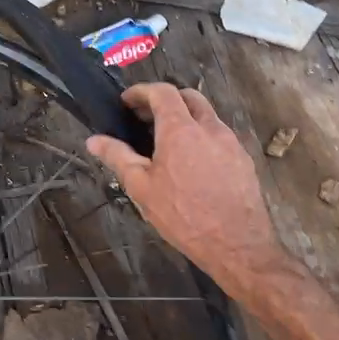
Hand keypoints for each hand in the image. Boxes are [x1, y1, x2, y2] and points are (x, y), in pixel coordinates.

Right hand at [85, 83, 285, 291]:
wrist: (238, 248)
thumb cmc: (183, 214)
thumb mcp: (141, 186)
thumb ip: (117, 156)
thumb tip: (93, 140)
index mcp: (181, 130)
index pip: (162, 92)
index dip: (141, 92)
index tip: (126, 103)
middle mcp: (210, 130)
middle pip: (190, 97)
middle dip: (166, 99)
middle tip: (147, 118)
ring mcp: (232, 145)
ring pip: (208, 117)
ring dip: (186, 118)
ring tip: (168, 142)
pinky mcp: (245, 163)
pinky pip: (221, 137)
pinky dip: (202, 136)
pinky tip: (192, 163)